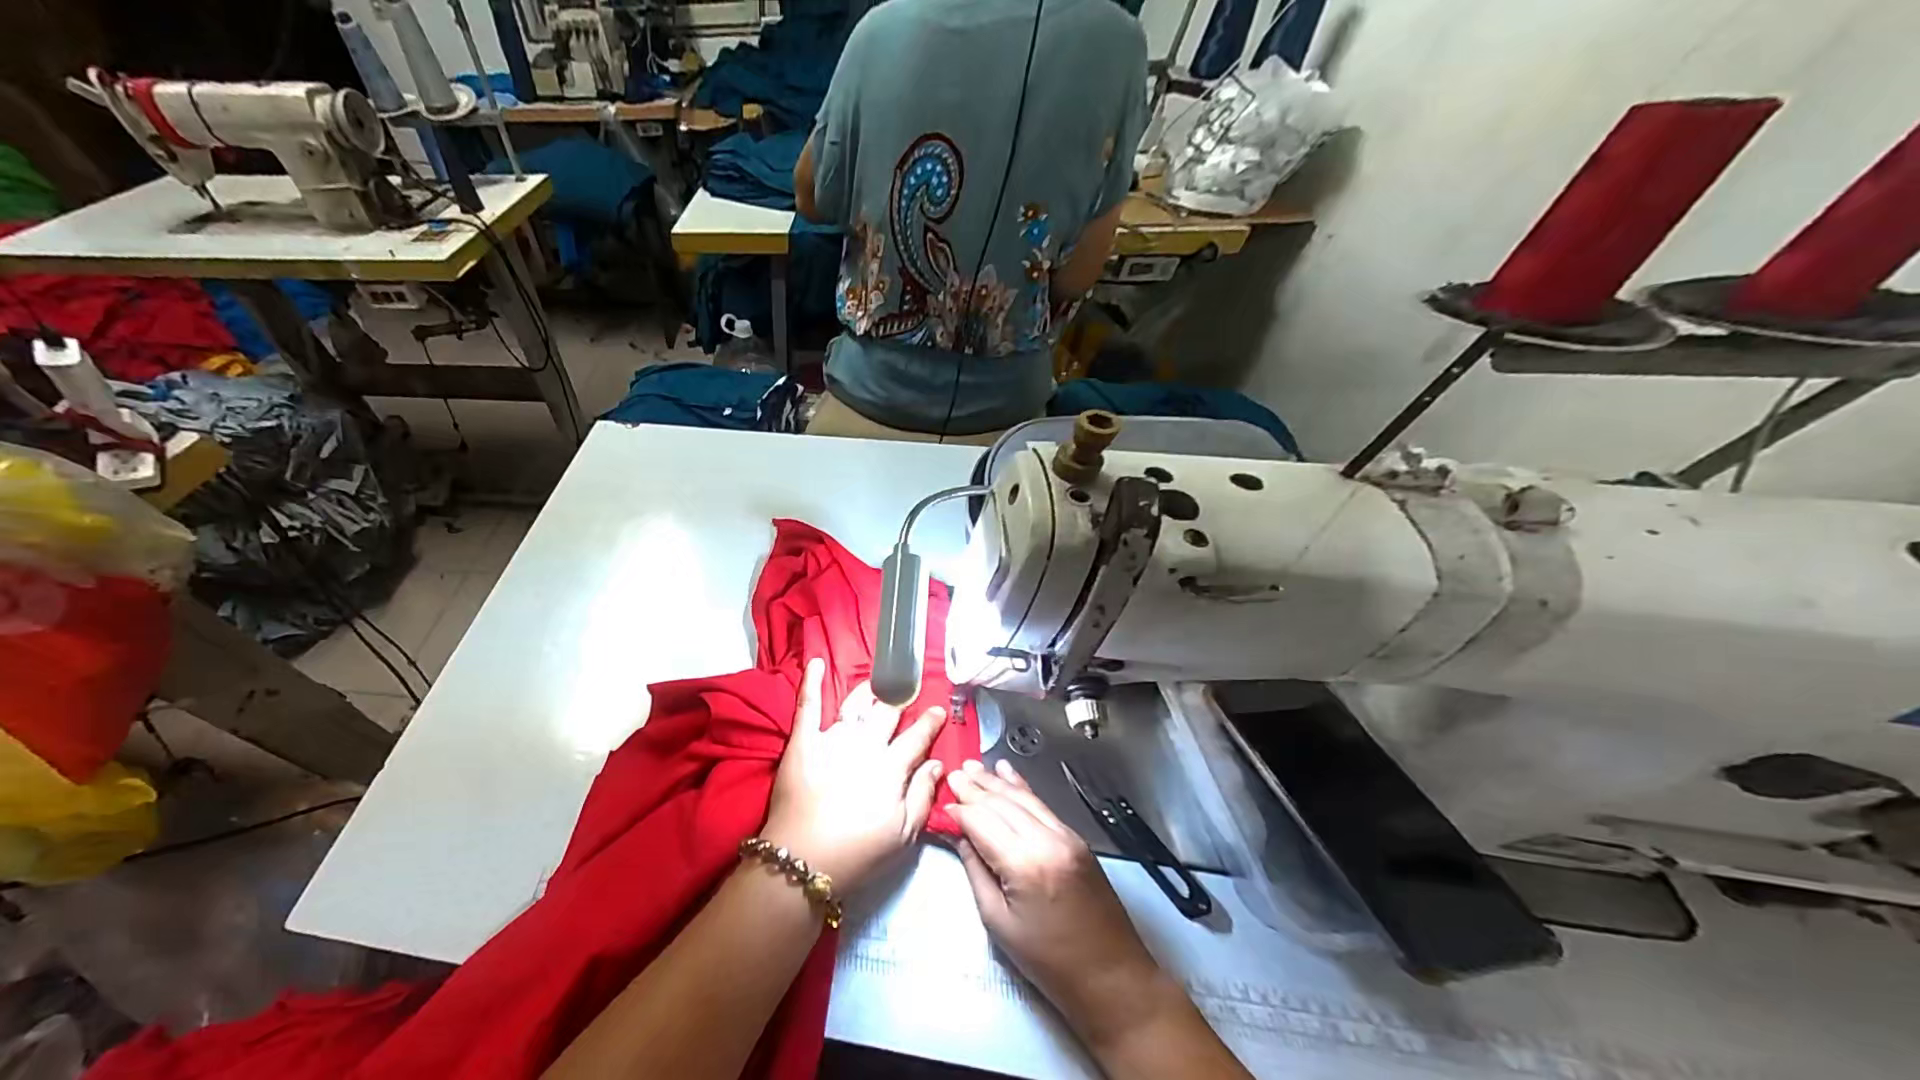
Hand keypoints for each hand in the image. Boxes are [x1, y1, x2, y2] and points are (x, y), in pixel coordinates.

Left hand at [762, 660, 946, 894]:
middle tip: (905, 694)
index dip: (930, 722)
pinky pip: (808, 706)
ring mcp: (832, 740)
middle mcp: (865, 746)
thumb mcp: (903, 835)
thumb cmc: (857, 854)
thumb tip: (936, 763)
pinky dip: (812, 682)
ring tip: (875, 685)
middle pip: (887, 715)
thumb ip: (922, 795)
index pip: (916, 737)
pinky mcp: (803, 742)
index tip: (938, 710)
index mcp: (892, 767)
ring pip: (854, 706)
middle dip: (899, 703)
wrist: (800, 863)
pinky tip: (816, 662)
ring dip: (867, 693)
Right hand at [945, 760, 1176, 1049]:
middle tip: (953, 773)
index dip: (959, 810)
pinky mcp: (1076, 839)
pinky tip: (1009, 774)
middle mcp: (1047, 839)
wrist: (1110, 975)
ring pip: (1025, 799)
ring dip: (997, 782)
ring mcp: (1066, 835)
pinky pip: (1043, 806)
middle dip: (976, 788)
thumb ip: (977, 870)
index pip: (983, 821)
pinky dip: (1023, 789)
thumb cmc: (1048, 960)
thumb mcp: (999, 921)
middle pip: (1003, 803)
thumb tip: (959, 836)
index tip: (940, 801)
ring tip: (974, 767)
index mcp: (1024, 863)